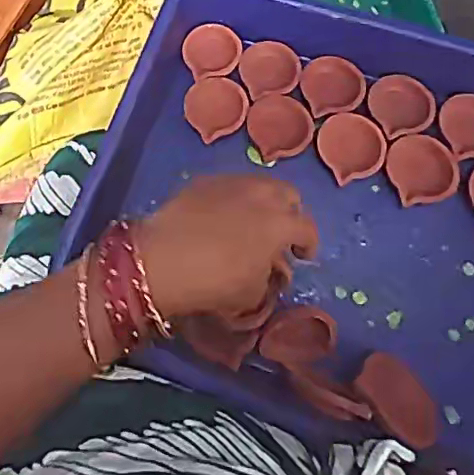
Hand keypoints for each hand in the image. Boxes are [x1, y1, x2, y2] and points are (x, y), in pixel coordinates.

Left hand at [133, 175, 318, 320]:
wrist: (164, 258)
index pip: (307, 228)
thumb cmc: (216, 281)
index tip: (302, 256)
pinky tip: (219, 217)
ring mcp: (232, 182)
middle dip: (289, 213)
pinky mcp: (204, 180)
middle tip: (279, 233)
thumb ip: (269, 278)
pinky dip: (232, 199)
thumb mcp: (252, 294)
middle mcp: (262, 194)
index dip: (309, 244)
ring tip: (250, 222)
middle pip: (288, 195)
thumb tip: (271, 268)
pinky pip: (229, 186)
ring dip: (262, 202)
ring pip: (259, 184)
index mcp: (281, 223)